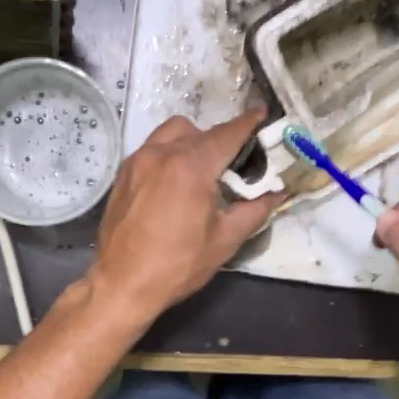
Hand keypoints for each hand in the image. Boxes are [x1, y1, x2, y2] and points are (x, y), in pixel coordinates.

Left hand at [86, 109, 278, 320]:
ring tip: (201, 171)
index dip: (249, 123)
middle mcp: (162, 153)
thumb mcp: (224, 240)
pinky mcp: (123, 174)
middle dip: (221, 141)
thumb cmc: (177, 266)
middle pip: (200, 131)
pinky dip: (169, 154)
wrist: (122, 284)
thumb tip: (276, 194)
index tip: (262, 114)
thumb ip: (254, 211)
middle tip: (234, 164)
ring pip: (172, 133)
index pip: (228, 134)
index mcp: (191, 167)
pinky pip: (152, 149)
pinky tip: (174, 182)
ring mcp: (138, 161)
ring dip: (192, 142)